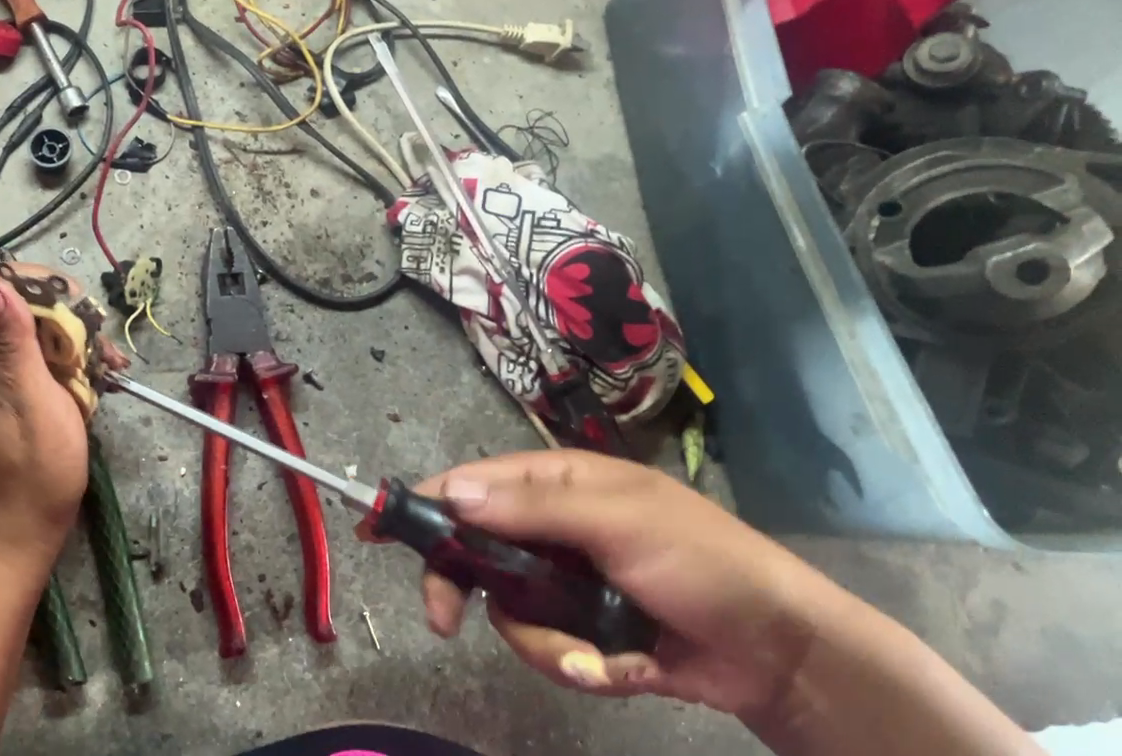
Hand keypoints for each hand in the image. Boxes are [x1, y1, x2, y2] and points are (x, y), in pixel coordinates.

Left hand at [0, 264, 124, 561]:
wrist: (27, 530)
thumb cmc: (33, 470)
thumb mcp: (30, 402)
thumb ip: (15, 344)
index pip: (5, 288)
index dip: (46, 288)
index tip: (82, 312)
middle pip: (32, 306)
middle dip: (73, 318)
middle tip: (102, 351)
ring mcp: (8, 374)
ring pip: (49, 331)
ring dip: (84, 342)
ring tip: (112, 369)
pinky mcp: (27, 390)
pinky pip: (55, 358)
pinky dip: (83, 364)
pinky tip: (107, 380)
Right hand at [413, 450, 834, 719]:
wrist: (779, 650)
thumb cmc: (699, 561)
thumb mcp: (617, 521)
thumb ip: (532, 508)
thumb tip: (451, 493)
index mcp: (556, 486)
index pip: (471, 486)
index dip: (422, 503)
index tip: (375, 527)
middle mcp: (550, 530)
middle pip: (473, 552)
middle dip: (463, 590)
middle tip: (443, 621)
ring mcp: (565, 583)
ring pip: (507, 612)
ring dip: (543, 642)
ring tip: (595, 658)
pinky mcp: (584, 633)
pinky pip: (546, 649)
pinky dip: (576, 666)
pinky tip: (619, 670)